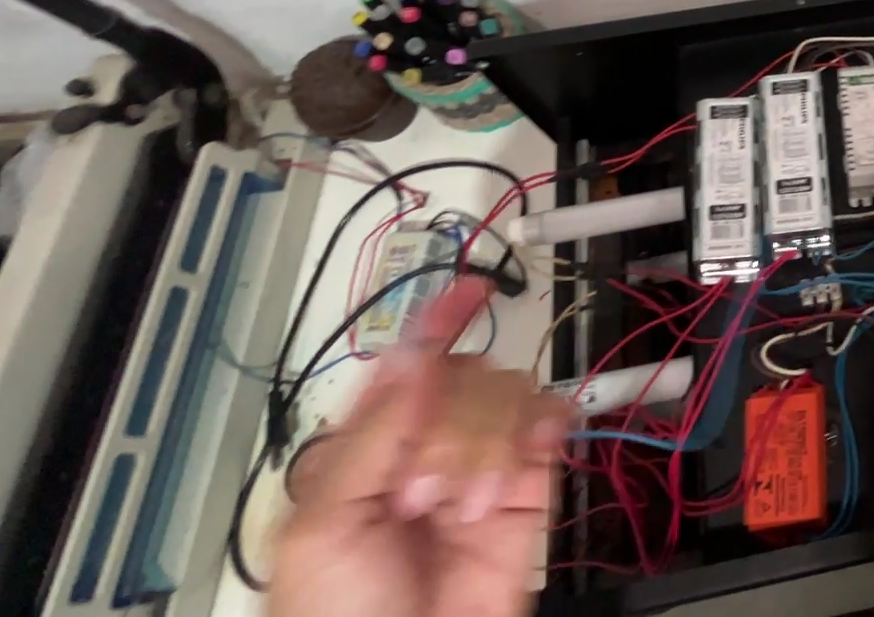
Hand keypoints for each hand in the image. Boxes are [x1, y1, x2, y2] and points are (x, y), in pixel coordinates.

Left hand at [272, 279, 570, 616]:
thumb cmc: (339, 615)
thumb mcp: (323, 527)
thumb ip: (372, 435)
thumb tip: (414, 355)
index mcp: (372, 444)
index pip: (408, 364)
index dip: (436, 322)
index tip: (470, 289)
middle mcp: (432, 438)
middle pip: (465, 374)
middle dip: (450, 426)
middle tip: (423, 492)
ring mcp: (486, 454)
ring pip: (508, 394)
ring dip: (488, 446)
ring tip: (467, 509)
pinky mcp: (532, 476)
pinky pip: (550, 422)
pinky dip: (539, 430)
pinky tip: (520, 465)